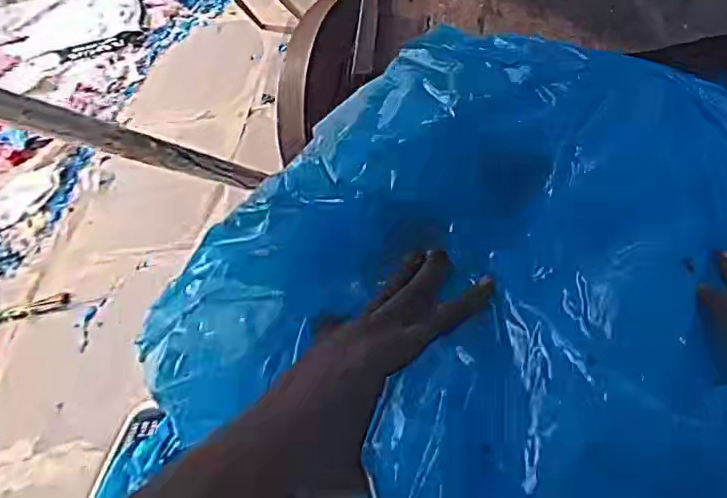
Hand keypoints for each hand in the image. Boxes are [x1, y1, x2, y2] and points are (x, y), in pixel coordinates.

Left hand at [140, 251, 491, 496]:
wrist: (238, 469)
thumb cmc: (305, 469)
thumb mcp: (359, 475)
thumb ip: (390, 473)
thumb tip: (426, 482)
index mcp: (381, 359)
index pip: (434, 324)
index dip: (464, 305)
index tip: (489, 283)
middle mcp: (361, 340)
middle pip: (405, 298)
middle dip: (429, 275)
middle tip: (447, 251)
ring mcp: (336, 343)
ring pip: (378, 301)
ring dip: (399, 279)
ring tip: (415, 255)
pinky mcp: (316, 353)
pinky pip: (347, 321)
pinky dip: (357, 313)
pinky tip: (348, 312)